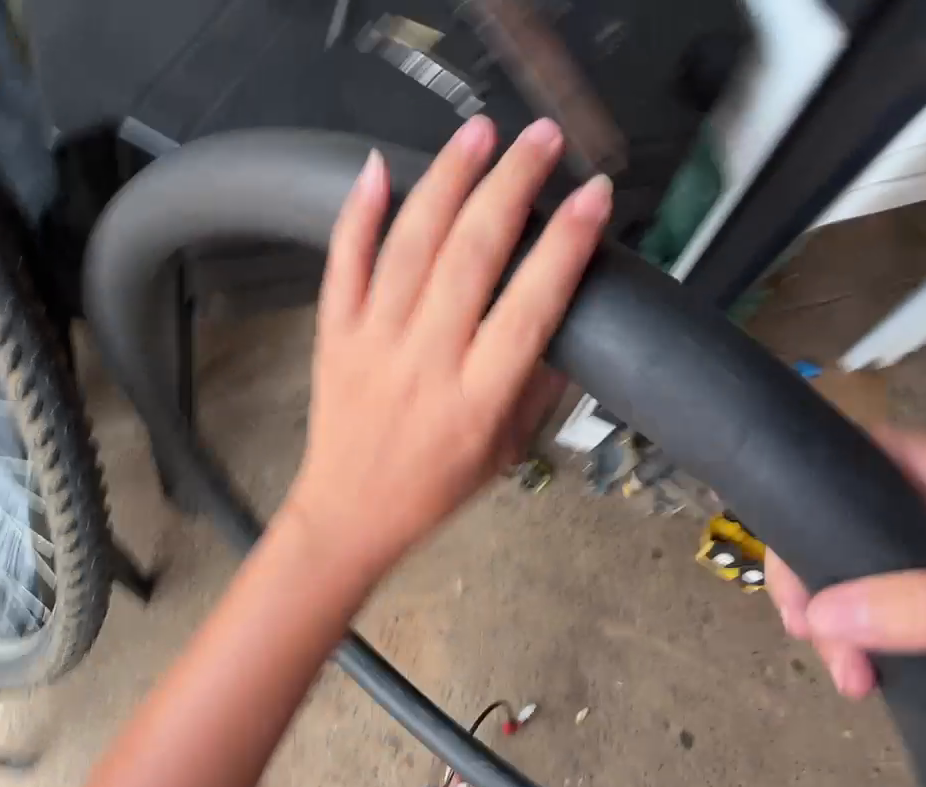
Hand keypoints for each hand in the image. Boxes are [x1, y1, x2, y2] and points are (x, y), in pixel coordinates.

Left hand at [278, 116, 613, 575]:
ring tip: (479, 133)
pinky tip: (379, 169)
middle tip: (542, 141)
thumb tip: (561, 312)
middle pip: (472, 256)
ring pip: (410, 246)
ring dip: (447, 180)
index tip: (593, 195)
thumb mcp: (505, 451)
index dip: (566, 243)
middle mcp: (424, 364)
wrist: (350, 514)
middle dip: (512, 186)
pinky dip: (358, 215)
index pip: (531, 305)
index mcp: (476, 399)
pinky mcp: (333, 338)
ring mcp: (372, 346)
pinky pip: (342, 267)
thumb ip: (537, 384)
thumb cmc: (431, 489)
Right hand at [766, 428, 925, 739]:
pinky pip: (871, 618)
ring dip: (831, 623)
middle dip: (814, 575)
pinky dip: (852, 646)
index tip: (779, 530)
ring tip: (846, 674)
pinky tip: (860, 677)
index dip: (819, 473)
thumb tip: (824, 610)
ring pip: (851, 577)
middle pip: (844, 522)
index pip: (877, 453)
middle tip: (805, 625)